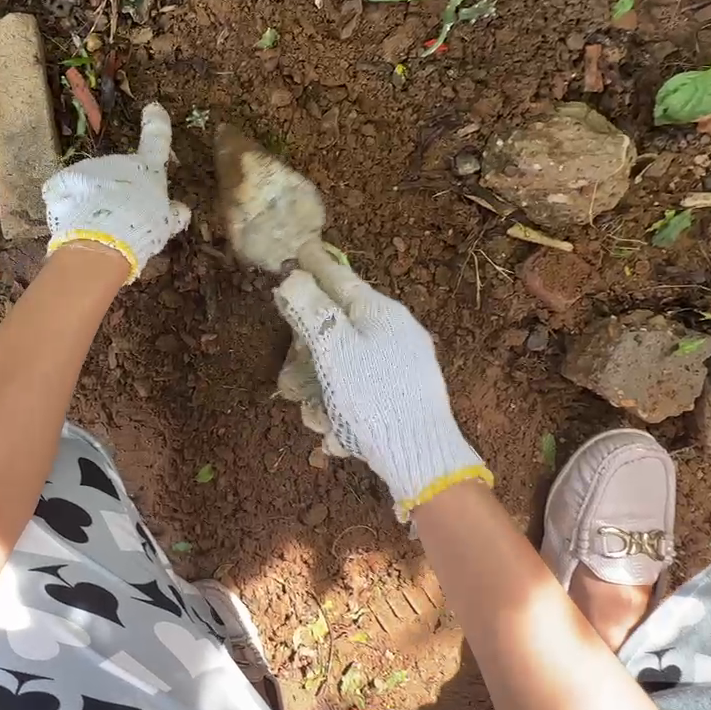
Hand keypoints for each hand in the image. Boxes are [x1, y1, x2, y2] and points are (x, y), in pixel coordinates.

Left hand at [43, 102, 190, 282]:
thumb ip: (173, 215)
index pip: (156, 140)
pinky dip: (69, 206)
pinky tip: (75, 226)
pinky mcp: (61, 180)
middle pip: (118, 171)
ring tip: (96, 228)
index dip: (156, 123)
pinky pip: (66, 193)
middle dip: (117, 190)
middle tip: (119, 219)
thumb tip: (182, 211)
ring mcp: (87, 167)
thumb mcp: (165, 225)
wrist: (101, 240)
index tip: (153, 108)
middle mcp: (117, 160)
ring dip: (92, 200)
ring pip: (90, 183)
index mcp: (147, 168)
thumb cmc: (141, 230)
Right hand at [273, 254, 491, 516]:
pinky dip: (341, 404)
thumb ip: (312, 311)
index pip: (340, 278)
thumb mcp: (334, 350)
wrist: (419, 456)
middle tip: (292, 376)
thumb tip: (294, 276)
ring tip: (316, 416)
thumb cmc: (373, 396)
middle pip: (337, 325)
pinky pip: (358, 387)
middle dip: (308, 351)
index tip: (297, 253)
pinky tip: (336, 430)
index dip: (315, 268)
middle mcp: (393, 331)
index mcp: (380, 312)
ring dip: (320, 388)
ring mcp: (400, 363)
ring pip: (342, 362)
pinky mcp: (401, 392)